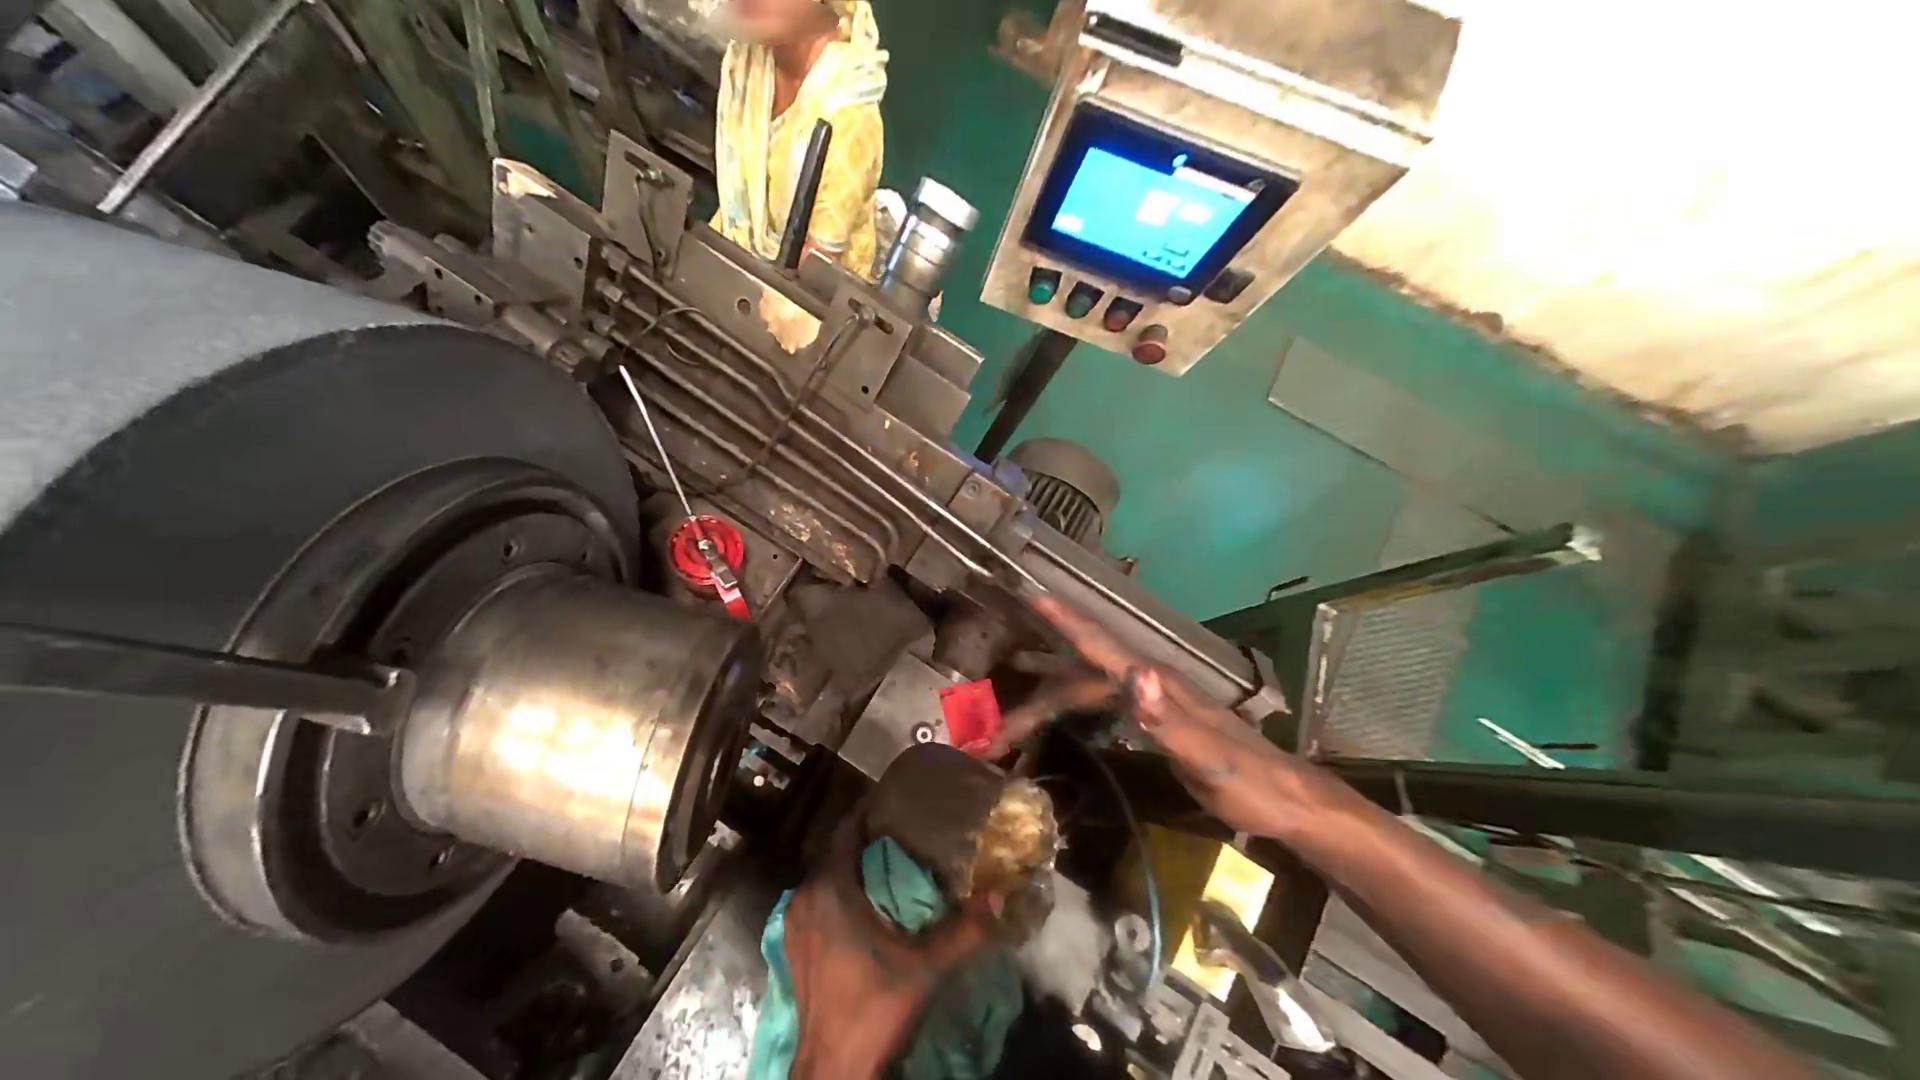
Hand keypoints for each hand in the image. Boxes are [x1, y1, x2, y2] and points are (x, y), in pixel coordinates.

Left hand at [786, 822, 993, 1079]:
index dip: (870, 810)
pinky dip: (841, 889)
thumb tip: (999, 893)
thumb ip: (965, 930)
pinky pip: (818, 897)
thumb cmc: (874, 1006)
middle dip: (868, 837)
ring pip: (826, 874)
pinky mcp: (793, 943)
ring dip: (854, 864)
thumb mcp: (926, 967)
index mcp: (830, 888)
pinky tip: (866, 901)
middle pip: (837, 849)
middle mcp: (805, 894)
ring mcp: (794, 920)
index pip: (847, 829)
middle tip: (906, 830)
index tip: (899, 801)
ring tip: (891, 860)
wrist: (831, 1067)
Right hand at [995, 593, 1336, 840]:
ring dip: (1046, 703)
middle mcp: (1148, 683)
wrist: (1284, 800)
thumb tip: (1134, 674)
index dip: (1068, 623)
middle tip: (995, 729)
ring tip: (1008, 717)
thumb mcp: (1211, 758)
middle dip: (1035, 699)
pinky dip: (1069, 710)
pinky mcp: (1150, 721)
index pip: (1103, 648)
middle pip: (1080, 680)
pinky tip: (1056, 715)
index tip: (1034, 597)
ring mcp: (1149, 701)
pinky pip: (1098, 706)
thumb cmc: (1250, 781)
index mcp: (1158, 684)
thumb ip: (1170, 719)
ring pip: (1085, 693)